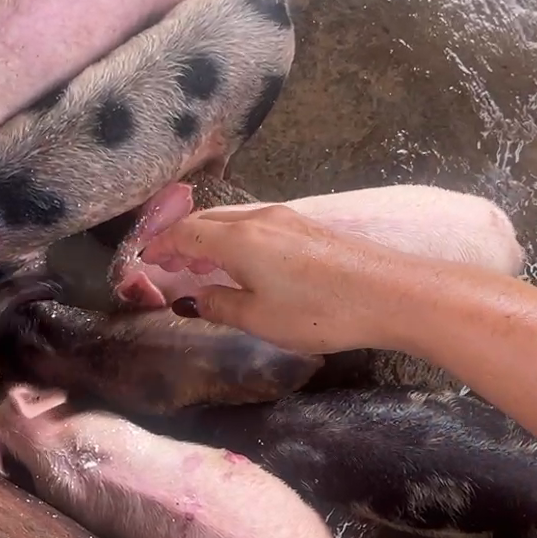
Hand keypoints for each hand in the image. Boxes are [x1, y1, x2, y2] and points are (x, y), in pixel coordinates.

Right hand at [137, 204, 428, 354]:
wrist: (392, 294)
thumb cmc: (317, 311)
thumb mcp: (257, 318)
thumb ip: (217, 305)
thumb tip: (191, 299)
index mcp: (237, 239)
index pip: (184, 232)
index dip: (159, 246)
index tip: (144, 262)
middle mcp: (258, 219)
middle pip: (205, 219)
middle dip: (179, 239)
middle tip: (166, 265)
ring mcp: (286, 219)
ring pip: (230, 220)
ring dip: (206, 239)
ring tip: (197, 266)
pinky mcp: (306, 227)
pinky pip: (253, 226)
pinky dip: (231, 239)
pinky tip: (236, 263)